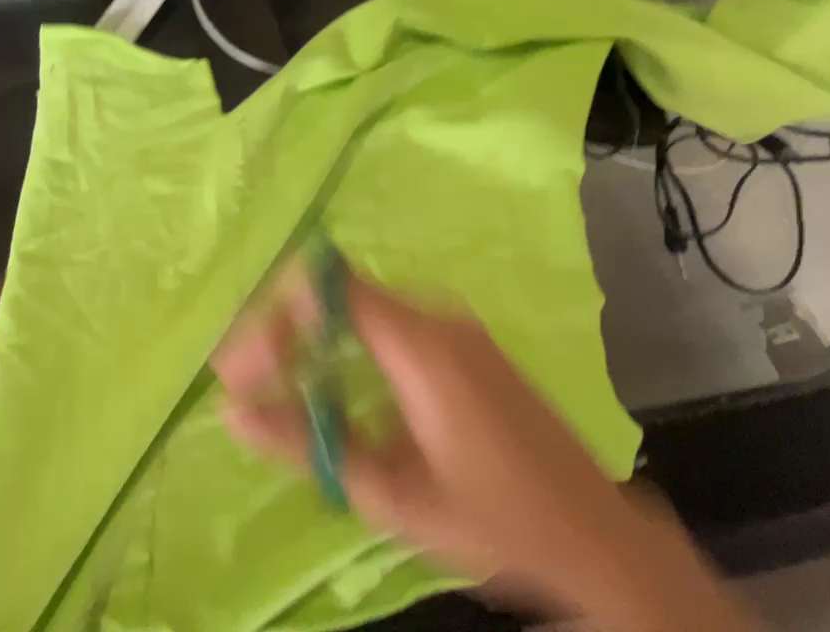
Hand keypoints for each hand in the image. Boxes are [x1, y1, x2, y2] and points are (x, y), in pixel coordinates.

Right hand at [210, 267, 759, 631]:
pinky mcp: (466, 346)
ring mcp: (456, 329)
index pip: (324, 289)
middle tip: (246, 383)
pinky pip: (386, 325)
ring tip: (279, 391)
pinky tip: (336, 396)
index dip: (272, 319)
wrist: (599, 540)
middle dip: (281, 333)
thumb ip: (306, 444)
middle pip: (334, 294)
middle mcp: (438, 320)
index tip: (241, 370)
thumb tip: (230, 410)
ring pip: (357, 309)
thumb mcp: (391, 495)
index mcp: (422, 347)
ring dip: (310, 343)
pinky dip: (345, 349)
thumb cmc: (496, 523)